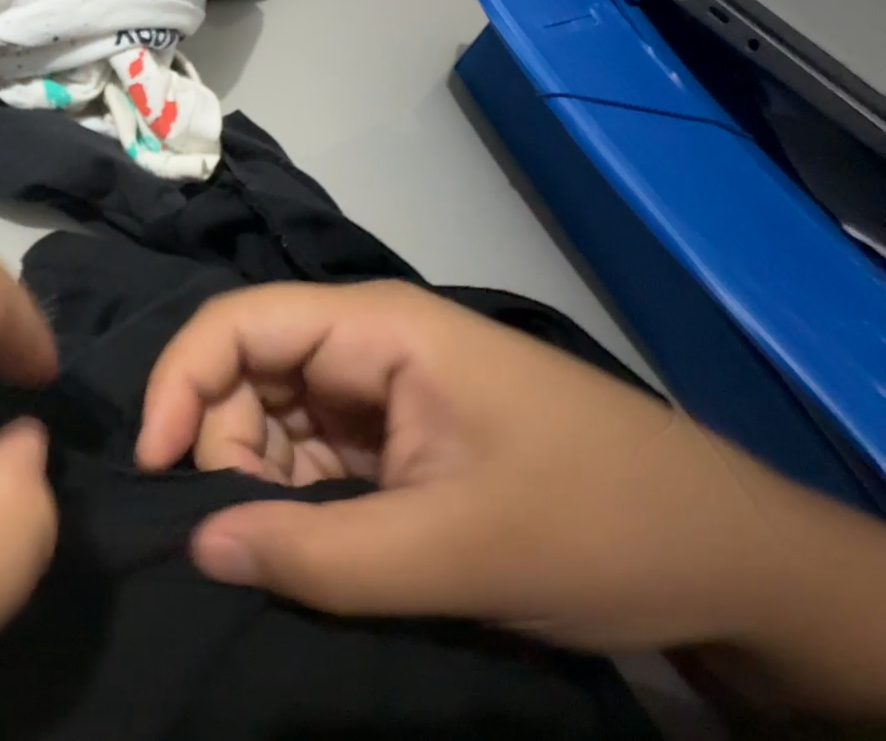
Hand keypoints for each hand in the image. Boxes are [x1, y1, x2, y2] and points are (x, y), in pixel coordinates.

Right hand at [134, 281, 832, 654]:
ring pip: (264, 422)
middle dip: (221, 448)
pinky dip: (288, 503)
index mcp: (375, 329)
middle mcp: (362, 347)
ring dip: (255, 483)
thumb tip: (196, 547)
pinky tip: (316, 547)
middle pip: (240, 375)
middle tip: (243, 533)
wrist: (742, 572)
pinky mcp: (386, 442)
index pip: (235, 326)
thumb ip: (319, 554)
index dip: (179, 385)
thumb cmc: (608, 527)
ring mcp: (373, 395)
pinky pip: (302, 460)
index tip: (156, 467)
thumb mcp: (460, 550)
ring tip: (292, 549)